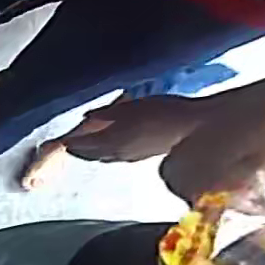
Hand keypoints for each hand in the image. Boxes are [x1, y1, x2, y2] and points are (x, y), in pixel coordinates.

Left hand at [63, 95, 210, 162]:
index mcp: (108, 141)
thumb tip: (87, 116)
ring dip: (92, 154)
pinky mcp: (146, 156)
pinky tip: (113, 150)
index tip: (61, 140)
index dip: (70, 142)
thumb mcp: (130, 107)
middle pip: (90, 154)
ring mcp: (132, 156)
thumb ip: (106, 113)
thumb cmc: (165, 112)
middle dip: (79, 150)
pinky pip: (119, 157)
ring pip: (104, 157)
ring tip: (86, 149)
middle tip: (70, 146)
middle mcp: (116, 152)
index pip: (80, 144)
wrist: (202, 127)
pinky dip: (108, 154)